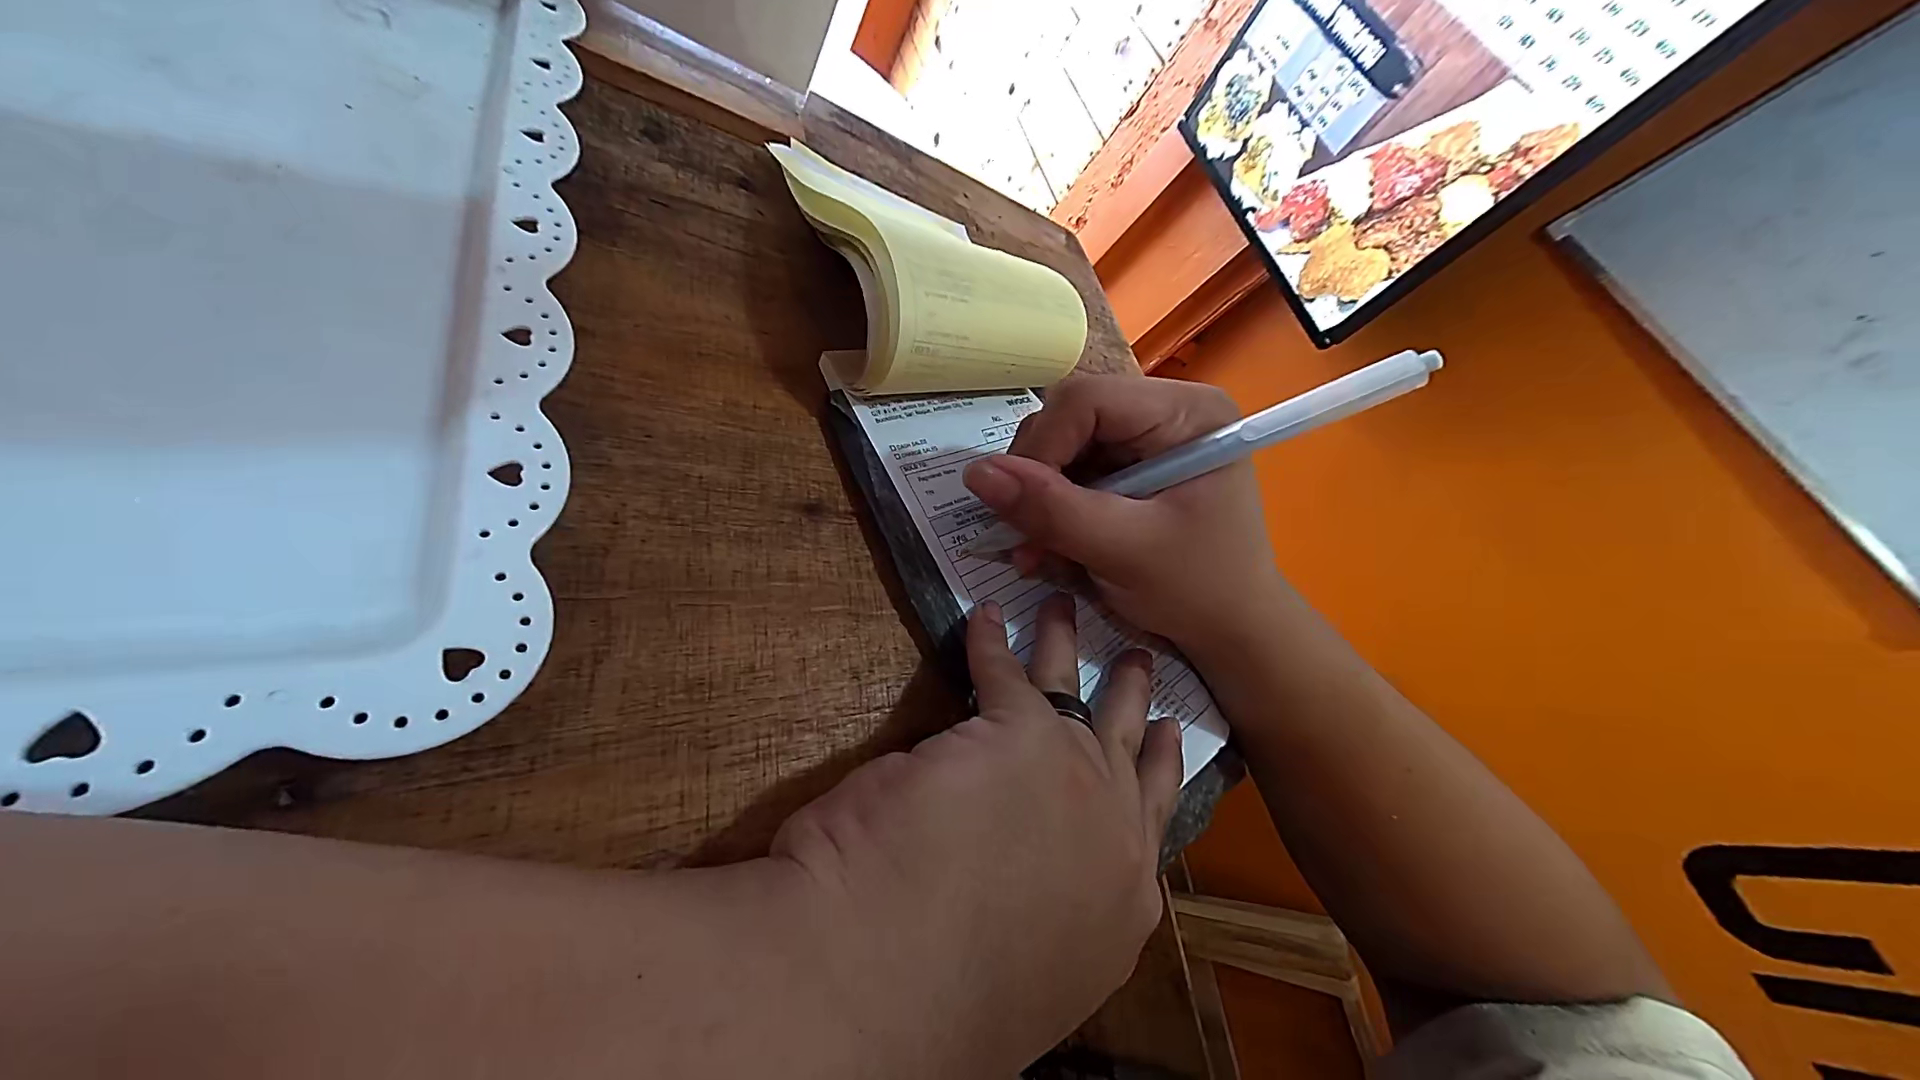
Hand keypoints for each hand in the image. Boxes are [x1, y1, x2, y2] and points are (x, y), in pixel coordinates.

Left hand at [769, 597, 1182, 1077]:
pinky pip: (1004, 670)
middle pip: (1128, 740)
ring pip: (1077, 691)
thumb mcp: (1032, 960)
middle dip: (1134, 696)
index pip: (1155, 815)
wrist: (885, 989)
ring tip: (1068, 611)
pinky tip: (985, 618)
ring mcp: (1070, 774)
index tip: (1168, 734)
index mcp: (1121, 902)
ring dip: (1068, 645)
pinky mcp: (1011, 730)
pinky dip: (991, 641)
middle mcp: (1112, 830)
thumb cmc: (945, 998)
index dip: (1160, 768)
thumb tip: (1025, 881)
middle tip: (1141, 659)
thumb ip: (1047, 905)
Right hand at [962, 375, 1285, 659]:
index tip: (1022, 508)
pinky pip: (1070, 471)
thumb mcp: (1123, 551)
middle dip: (1039, 478)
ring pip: (1061, 446)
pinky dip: (1052, 509)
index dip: (1041, 449)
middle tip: (1031, 536)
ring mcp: (1146, 437)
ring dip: (1041, 499)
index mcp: (1187, 413)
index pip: (1086, 400)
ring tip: (1040, 550)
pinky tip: (1052, 546)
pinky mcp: (1130, 464)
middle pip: (1068, 418)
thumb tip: (976, 473)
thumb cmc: (1197, 590)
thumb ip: (1052, 510)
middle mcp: (1166, 411)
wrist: (1230, 628)